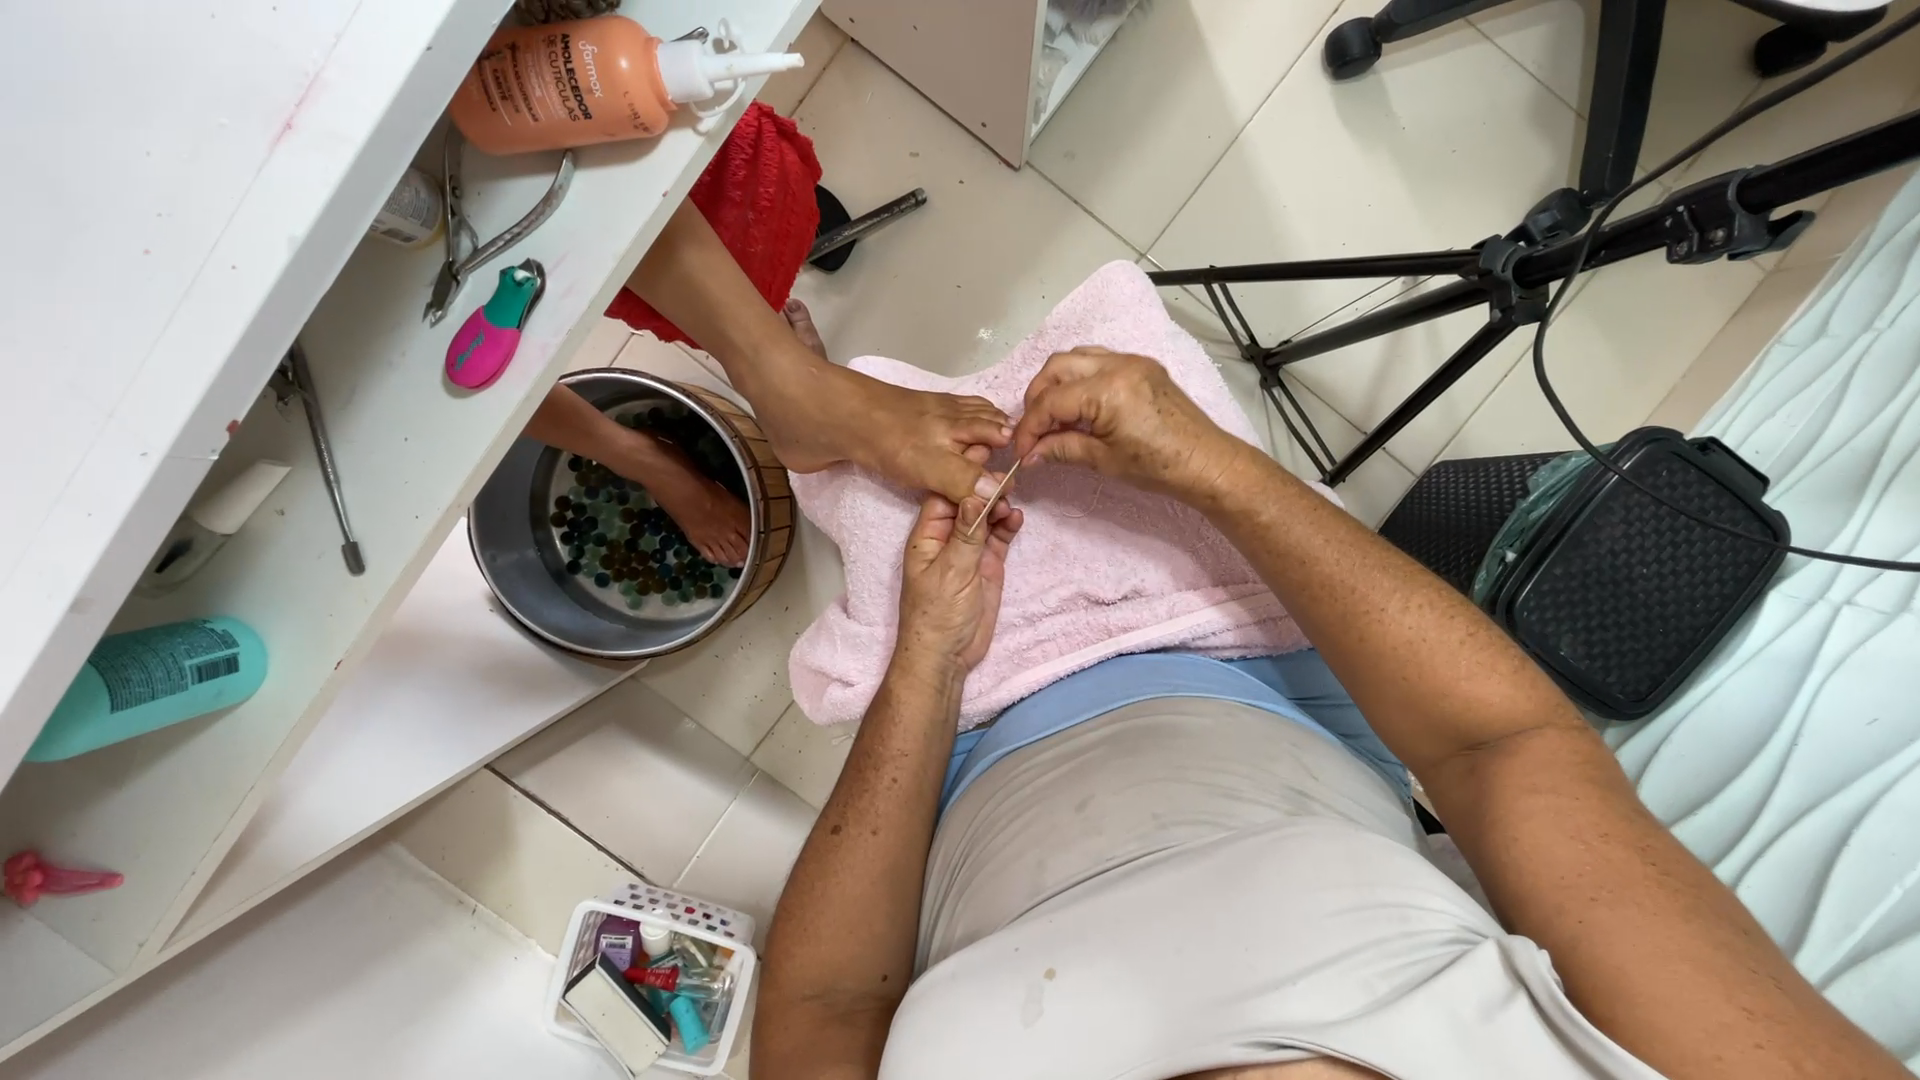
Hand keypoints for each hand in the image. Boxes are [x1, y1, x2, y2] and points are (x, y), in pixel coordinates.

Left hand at [894, 488, 1022, 677]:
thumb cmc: (936, 615)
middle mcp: (947, 538)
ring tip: (1014, 499)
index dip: (962, 475)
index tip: (984, 455)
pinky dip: (1008, 526)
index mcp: (927, 536)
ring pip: (986, 517)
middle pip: (968, 503)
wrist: (946, 656)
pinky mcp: (988, 565)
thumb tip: (973, 495)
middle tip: (1009, 476)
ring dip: (1000, 506)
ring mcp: (969, 551)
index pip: (944, 495)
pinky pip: (999, 538)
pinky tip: (1017, 517)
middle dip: (987, 488)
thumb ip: (966, 534)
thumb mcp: (951, 571)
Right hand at [1011, 347, 1249, 501]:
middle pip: (1056, 368)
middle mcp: (1118, 365)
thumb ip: (1061, 449)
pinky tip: (1079, 405)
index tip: (1022, 450)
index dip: (1030, 427)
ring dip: (1056, 382)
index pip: (1051, 401)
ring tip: (1053, 415)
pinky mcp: (1142, 365)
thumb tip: (1030, 455)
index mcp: (1108, 390)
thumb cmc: (1158, 467)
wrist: (1205, 462)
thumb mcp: (1103, 461)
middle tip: (1033, 429)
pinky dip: (1080, 377)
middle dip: (1037, 397)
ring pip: (1076, 357)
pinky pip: (1099, 360)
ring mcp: (1132, 361)